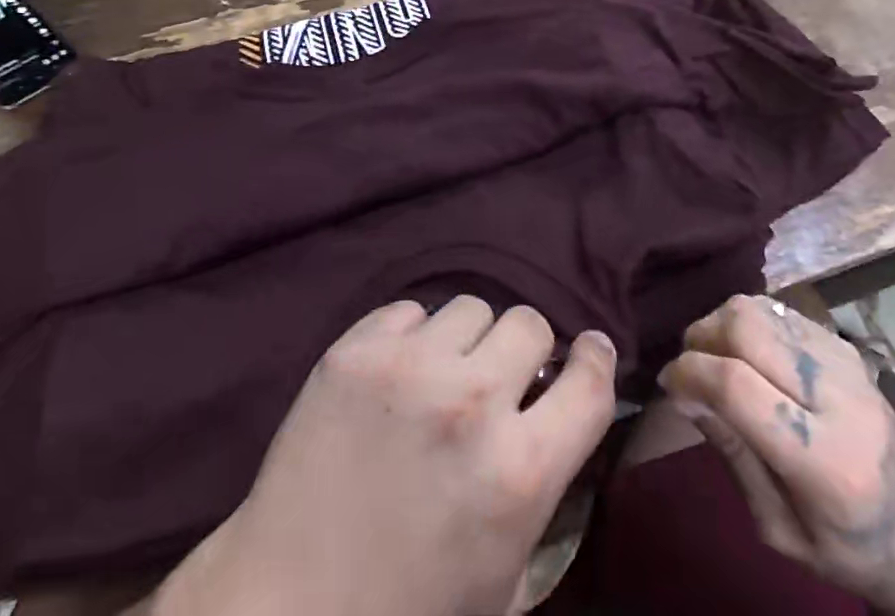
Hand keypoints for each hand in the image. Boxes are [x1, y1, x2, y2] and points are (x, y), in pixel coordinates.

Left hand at [150, 298, 617, 615]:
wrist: (297, 592)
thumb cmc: (414, 597)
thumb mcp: (509, 564)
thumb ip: (544, 479)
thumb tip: (557, 407)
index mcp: (522, 468)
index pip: (589, 383)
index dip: (596, 357)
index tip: (590, 347)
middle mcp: (472, 402)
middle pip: (528, 324)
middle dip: (524, 348)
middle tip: (501, 373)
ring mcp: (409, 368)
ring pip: (469, 307)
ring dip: (468, 338)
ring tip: (443, 371)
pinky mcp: (354, 351)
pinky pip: (408, 310)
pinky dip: (412, 333)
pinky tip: (397, 369)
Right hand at [659, 296, 894, 615]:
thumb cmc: (846, 548)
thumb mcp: (777, 528)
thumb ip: (732, 452)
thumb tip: (685, 394)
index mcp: (824, 463)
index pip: (737, 386)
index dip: (688, 373)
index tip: (670, 385)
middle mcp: (841, 402)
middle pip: (747, 328)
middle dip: (700, 337)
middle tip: (690, 365)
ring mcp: (849, 368)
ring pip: (761, 310)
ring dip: (721, 324)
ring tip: (715, 355)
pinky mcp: (849, 351)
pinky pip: (781, 312)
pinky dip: (750, 323)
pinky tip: (747, 354)